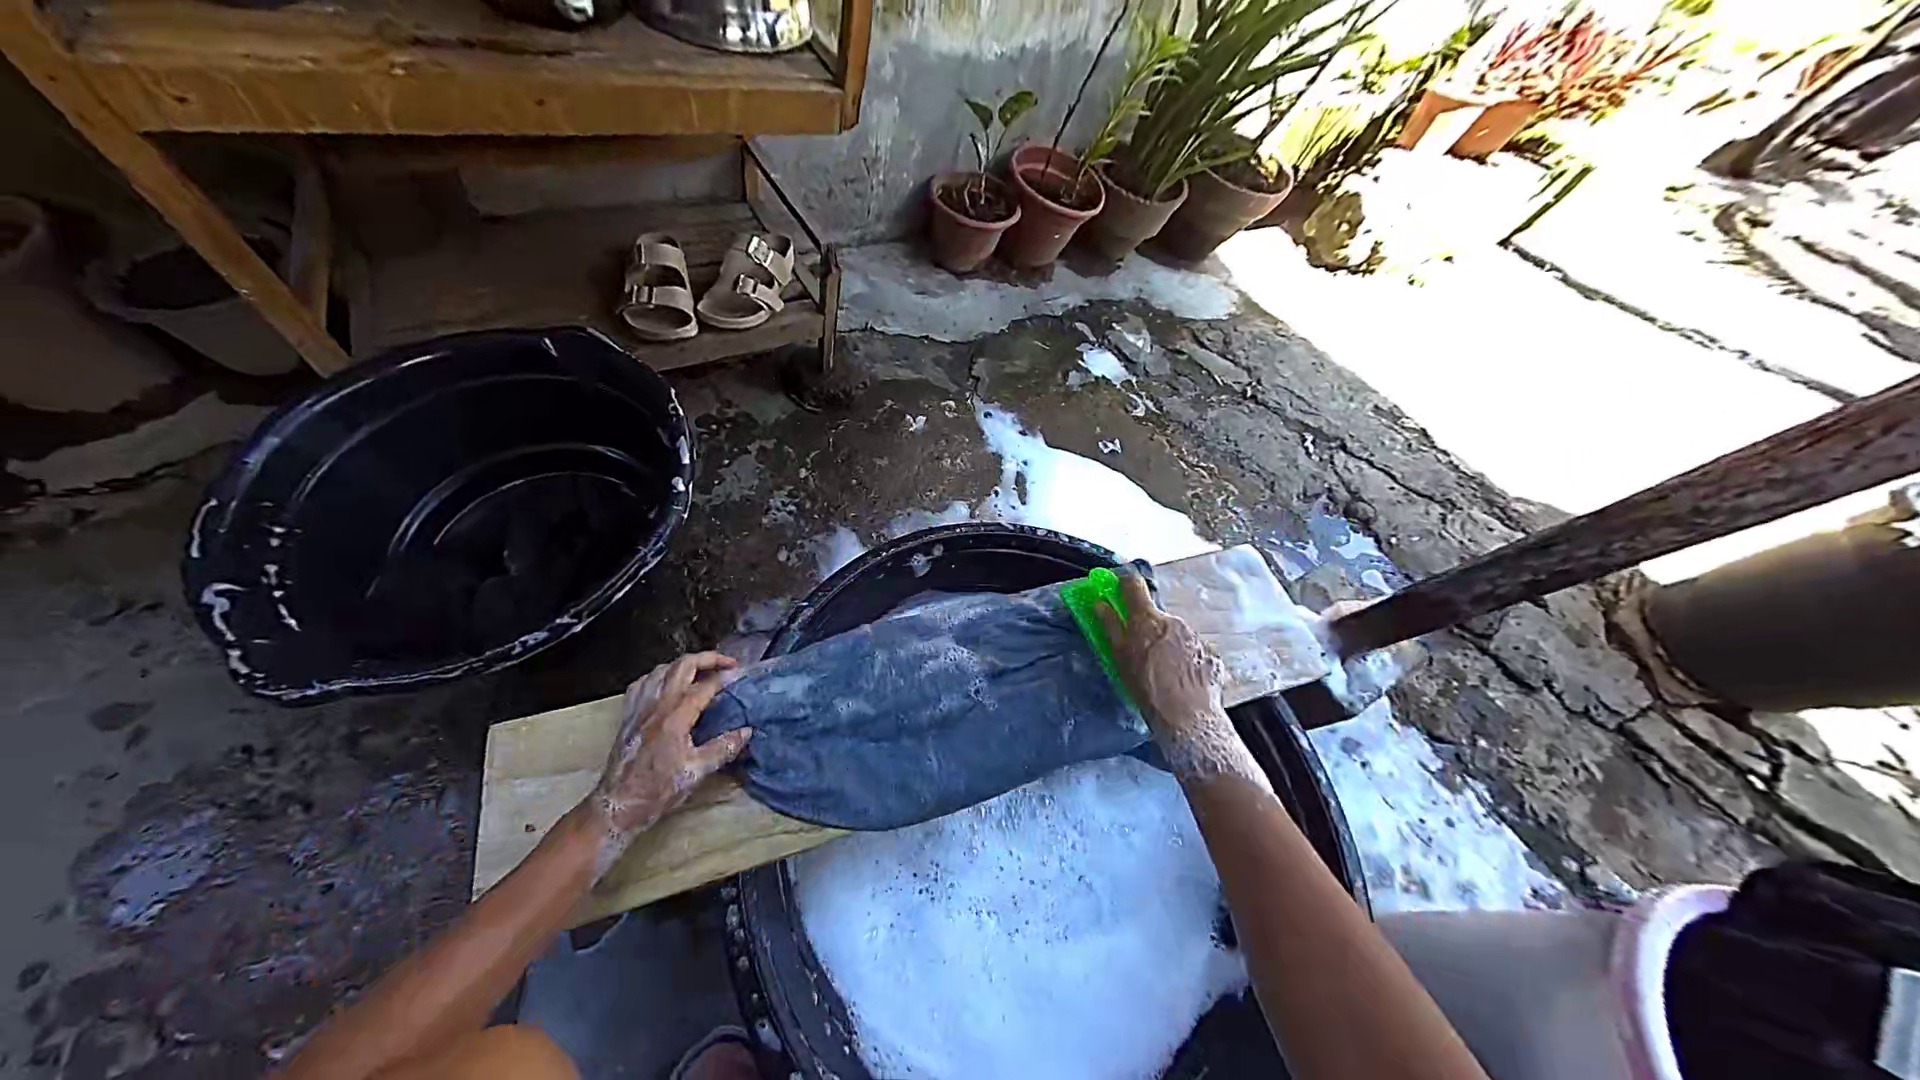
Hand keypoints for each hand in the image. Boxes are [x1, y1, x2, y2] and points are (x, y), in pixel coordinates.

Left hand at [580, 652, 752, 876]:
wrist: (617, 806)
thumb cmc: (658, 791)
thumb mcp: (696, 772)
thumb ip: (723, 748)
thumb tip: (747, 732)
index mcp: (675, 717)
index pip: (705, 686)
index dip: (725, 678)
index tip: (740, 676)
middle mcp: (656, 705)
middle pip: (683, 666)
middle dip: (708, 659)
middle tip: (727, 664)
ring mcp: (639, 708)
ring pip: (662, 670)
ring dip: (684, 665)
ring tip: (701, 671)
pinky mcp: (628, 715)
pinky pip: (642, 683)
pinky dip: (659, 676)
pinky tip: (667, 684)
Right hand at [1095, 569, 1266, 788]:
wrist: (1187, 717)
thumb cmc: (1147, 688)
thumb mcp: (1120, 657)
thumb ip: (1110, 626)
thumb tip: (1101, 604)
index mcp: (1147, 619)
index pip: (1134, 585)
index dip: (1124, 583)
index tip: (1118, 588)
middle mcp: (1174, 621)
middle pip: (1156, 616)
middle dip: (1147, 628)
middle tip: (1140, 653)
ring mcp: (1195, 637)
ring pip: (1175, 634)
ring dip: (1167, 646)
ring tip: (1162, 673)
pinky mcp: (1211, 655)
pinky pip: (1192, 651)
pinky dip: (1184, 660)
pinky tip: (1180, 680)